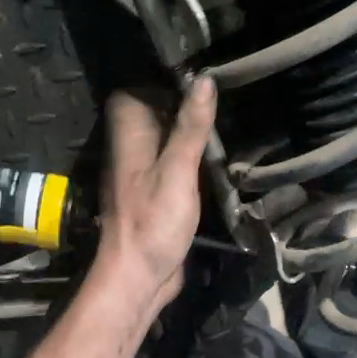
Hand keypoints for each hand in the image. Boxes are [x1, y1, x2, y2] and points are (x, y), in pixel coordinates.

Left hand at [92, 78, 214, 318]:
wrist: (138, 280)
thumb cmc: (153, 224)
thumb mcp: (177, 171)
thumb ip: (190, 128)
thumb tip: (204, 81)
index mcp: (129, 140)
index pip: (132, 94)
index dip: (158, 82)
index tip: (196, 77)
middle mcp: (131, 154)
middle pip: (151, 117)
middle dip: (181, 107)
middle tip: (220, 99)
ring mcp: (143, 178)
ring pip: (164, 144)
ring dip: (190, 136)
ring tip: (227, 124)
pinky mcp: (157, 199)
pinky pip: (173, 169)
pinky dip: (192, 163)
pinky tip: (218, 161)